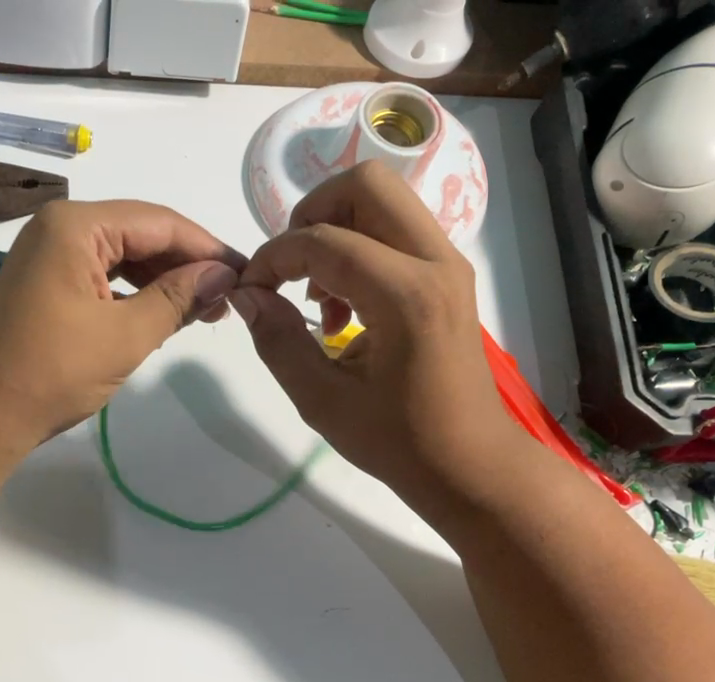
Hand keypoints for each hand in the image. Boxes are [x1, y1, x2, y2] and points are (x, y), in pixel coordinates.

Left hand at [0, 200, 243, 470]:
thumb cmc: (53, 373)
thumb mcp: (125, 335)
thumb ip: (177, 298)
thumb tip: (223, 276)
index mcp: (74, 225)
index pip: (158, 222)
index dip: (206, 246)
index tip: (247, 271)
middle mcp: (58, 228)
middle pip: (139, 234)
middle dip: (185, 264)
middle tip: (228, 297)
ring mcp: (47, 257)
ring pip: (121, 257)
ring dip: (162, 282)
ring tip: (203, 311)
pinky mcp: (44, 286)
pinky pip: (100, 277)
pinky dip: (133, 294)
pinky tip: (162, 314)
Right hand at [232, 162, 524, 501]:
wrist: (468, 462)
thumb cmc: (397, 442)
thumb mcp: (322, 402)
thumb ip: (278, 341)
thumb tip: (246, 295)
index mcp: (406, 297)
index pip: (323, 242)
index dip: (274, 258)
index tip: (249, 291)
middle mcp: (435, 262)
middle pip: (366, 185)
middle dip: (311, 216)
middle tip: (290, 271)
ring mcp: (448, 264)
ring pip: (384, 201)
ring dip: (337, 232)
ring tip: (319, 300)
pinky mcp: (448, 275)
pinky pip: (397, 231)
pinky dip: (360, 248)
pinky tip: (345, 309)